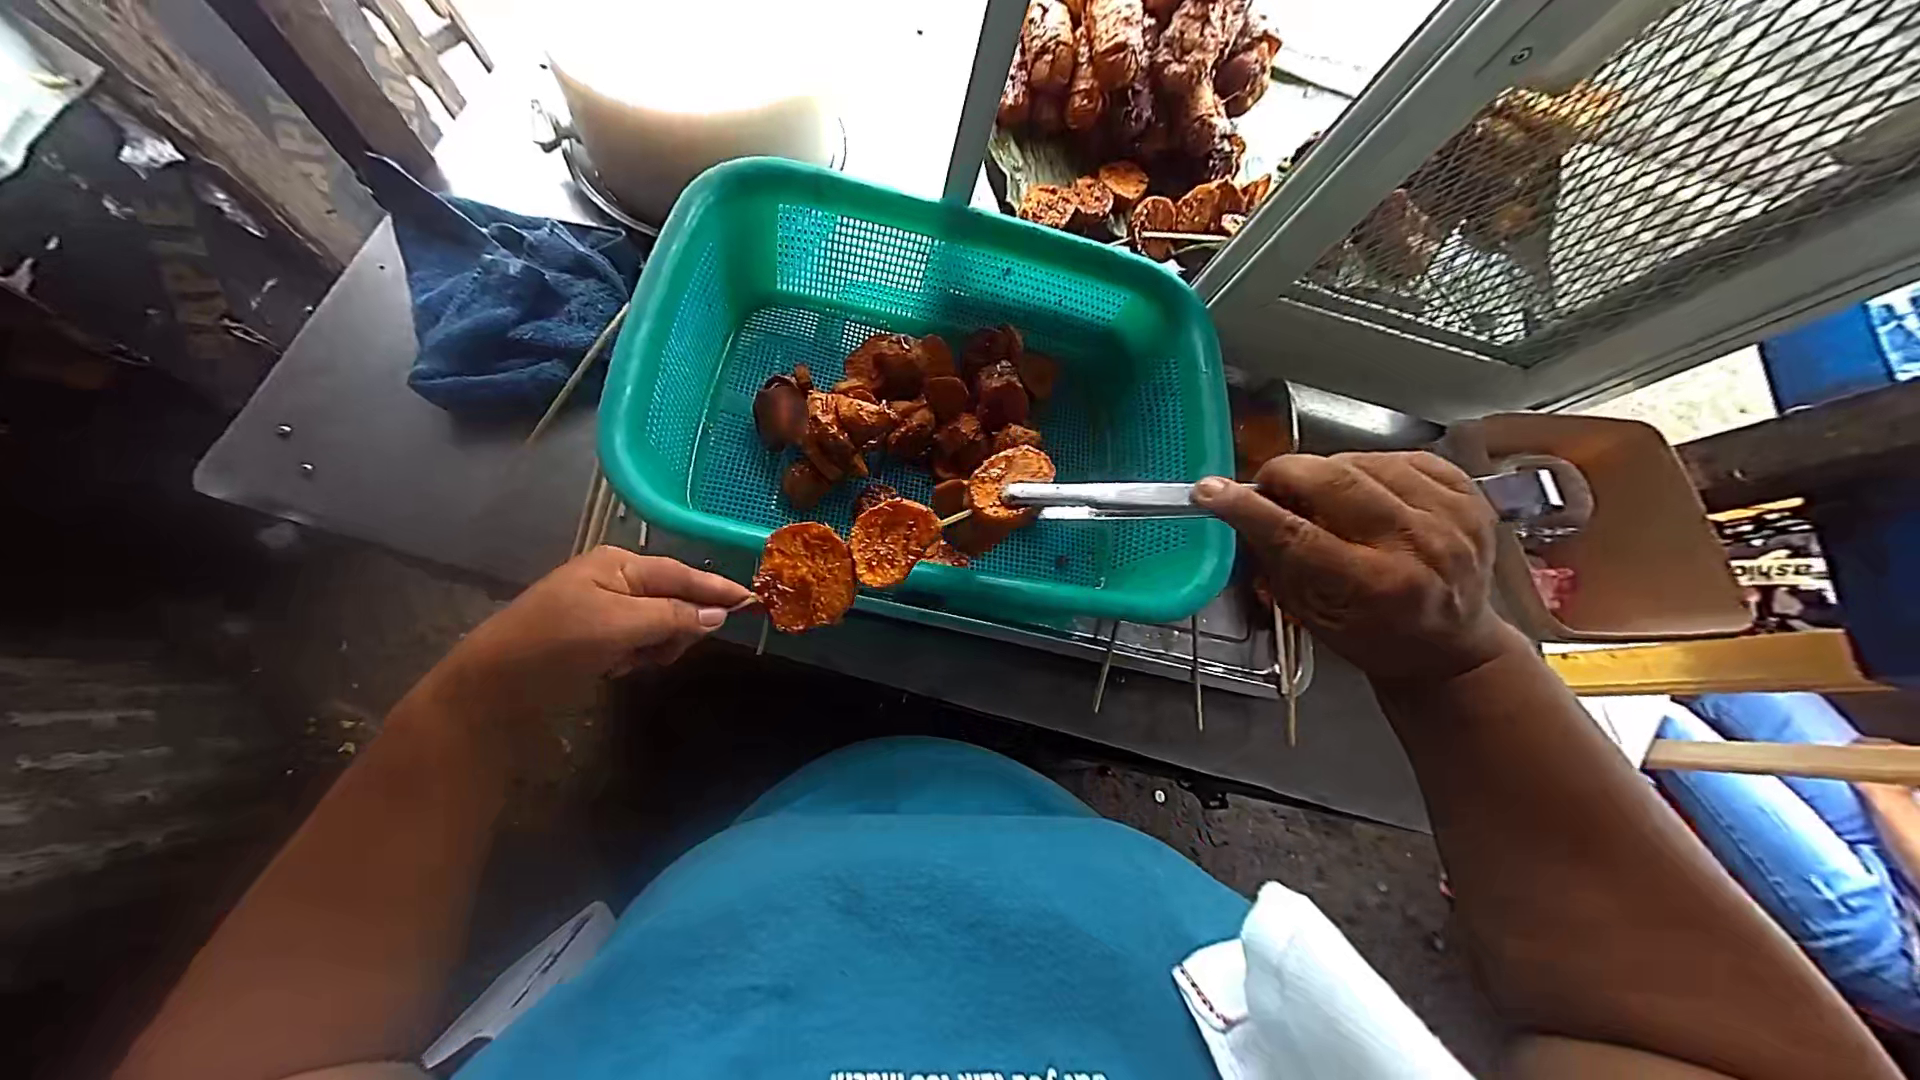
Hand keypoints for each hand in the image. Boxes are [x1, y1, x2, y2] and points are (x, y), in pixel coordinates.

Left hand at [424, 547, 751, 716]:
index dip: (718, 589)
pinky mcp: (597, 636)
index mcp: (619, 564)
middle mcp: (616, 580)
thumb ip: (675, 616)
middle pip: (674, 599)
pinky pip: (640, 641)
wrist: (489, 688)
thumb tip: (720, 614)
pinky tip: (616, 668)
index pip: (682, 574)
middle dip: (677, 626)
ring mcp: (605, 608)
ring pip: (660, 624)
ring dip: (656, 646)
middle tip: (664, 652)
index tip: (753, 601)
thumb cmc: (555, 644)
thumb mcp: (620, 625)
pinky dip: (638, 656)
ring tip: (630, 663)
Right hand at [1193, 452, 1519, 682]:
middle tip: (1269, 487)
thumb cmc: (1373, 637)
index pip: (1293, 533)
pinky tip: (1362, 489)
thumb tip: (1240, 510)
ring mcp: (1449, 517)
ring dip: (1325, 471)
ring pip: (1362, 461)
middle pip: (1331, 480)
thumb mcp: (1309, 612)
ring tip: (1320, 496)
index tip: (1210, 491)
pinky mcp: (1467, 496)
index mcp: (1372, 586)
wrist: (1452, 648)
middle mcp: (1416, 546)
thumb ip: (1275, 558)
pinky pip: (1401, 457)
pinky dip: (1367, 466)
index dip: (1244, 507)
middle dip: (1284, 474)